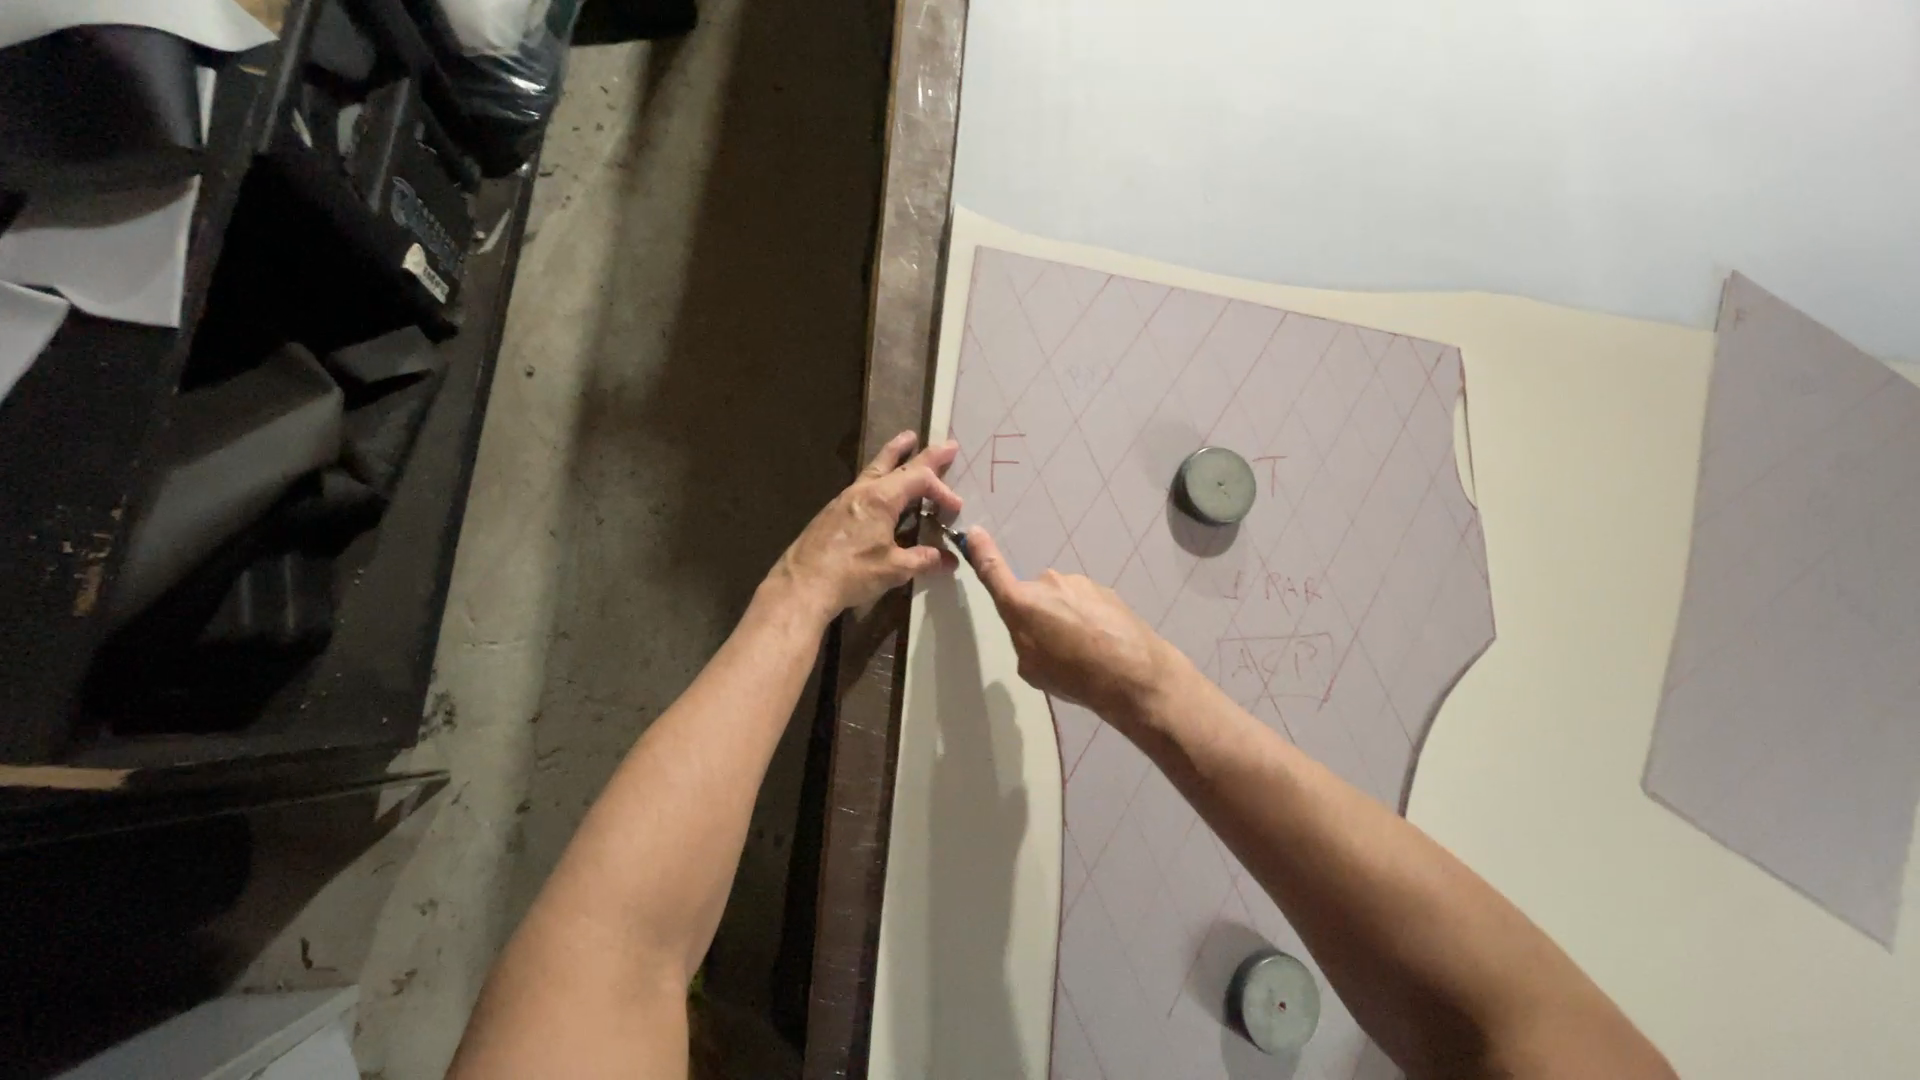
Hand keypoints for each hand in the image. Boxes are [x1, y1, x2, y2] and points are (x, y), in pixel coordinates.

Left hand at [770, 431, 961, 621]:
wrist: (801, 585)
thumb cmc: (851, 573)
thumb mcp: (894, 568)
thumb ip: (923, 560)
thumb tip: (949, 561)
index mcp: (880, 498)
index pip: (920, 480)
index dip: (942, 490)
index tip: (956, 508)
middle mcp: (862, 491)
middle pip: (897, 463)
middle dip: (924, 454)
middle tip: (946, 444)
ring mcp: (845, 500)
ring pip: (875, 469)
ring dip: (896, 456)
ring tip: (907, 443)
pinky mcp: (834, 513)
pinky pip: (864, 485)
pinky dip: (881, 478)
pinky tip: (881, 487)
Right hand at [967, 528, 1184, 726]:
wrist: (1133, 673)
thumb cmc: (1073, 676)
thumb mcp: (1032, 669)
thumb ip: (1025, 641)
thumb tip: (1038, 631)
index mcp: (1022, 603)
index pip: (993, 572)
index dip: (981, 551)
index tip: (974, 532)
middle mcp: (1048, 584)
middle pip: (1034, 596)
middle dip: (1040, 616)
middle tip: (1055, 650)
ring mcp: (1080, 583)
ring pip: (1062, 600)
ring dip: (1068, 619)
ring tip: (1085, 652)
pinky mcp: (1105, 590)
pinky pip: (1086, 604)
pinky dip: (1090, 621)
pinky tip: (1103, 645)